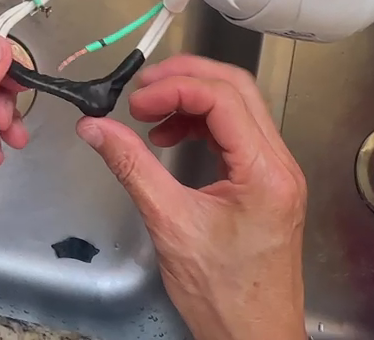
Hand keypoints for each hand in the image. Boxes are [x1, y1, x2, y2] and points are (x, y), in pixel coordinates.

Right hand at [76, 54, 306, 339]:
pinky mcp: (264, 181)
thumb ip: (132, 166)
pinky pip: (233, 129)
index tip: (137, 103)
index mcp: (265, 172)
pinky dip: (198, 122)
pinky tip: (169, 138)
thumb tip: (94, 127)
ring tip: (150, 114)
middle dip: (184, 78)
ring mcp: (276, 171)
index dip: (174, 88)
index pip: (222, 98)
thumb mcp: (169, 224)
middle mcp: (279, 163)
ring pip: (236, 104)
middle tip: (143, 90)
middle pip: (235, 88)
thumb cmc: (223, 295)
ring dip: (190, 98)